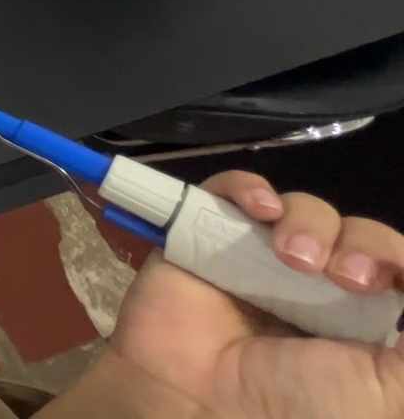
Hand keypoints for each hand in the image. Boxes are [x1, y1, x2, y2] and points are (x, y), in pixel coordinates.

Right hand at [49, 171, 403, 417]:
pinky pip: (229, 188)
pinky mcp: (202, 230)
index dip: (400, 261)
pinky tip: (258, 209)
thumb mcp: (395, 388)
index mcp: (372, 320)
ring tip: (290, 255)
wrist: (206, 393)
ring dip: (307, 222)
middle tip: (344, 280)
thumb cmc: (313, 404)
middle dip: (363, 244)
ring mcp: (256, 254)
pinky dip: (248, 187)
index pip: (399, 269)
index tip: (392, 284)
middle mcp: (318, 284)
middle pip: (358, 234)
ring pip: (301, 208)